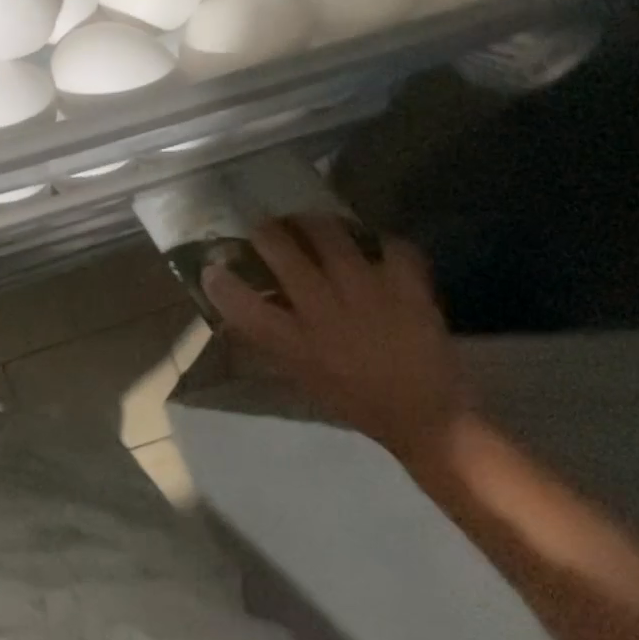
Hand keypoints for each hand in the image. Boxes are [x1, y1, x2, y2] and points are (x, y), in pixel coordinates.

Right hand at [202, 215, 472, 464]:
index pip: (241, 303)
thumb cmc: (354, 400)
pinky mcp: (407, 288)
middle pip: (283, 252)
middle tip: (264, 227)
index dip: (219, 280)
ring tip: (309, 222)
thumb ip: (271, 338)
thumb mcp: (300, 374)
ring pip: (330, 236)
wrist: (426, 417)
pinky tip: (371, 246)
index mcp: (294, 341)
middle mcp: (325, 310)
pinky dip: (379, 240)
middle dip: (265, 231)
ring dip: (312, 223)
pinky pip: (390, 246)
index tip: (212, 267)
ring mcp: (368, 293)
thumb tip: (241, 308)